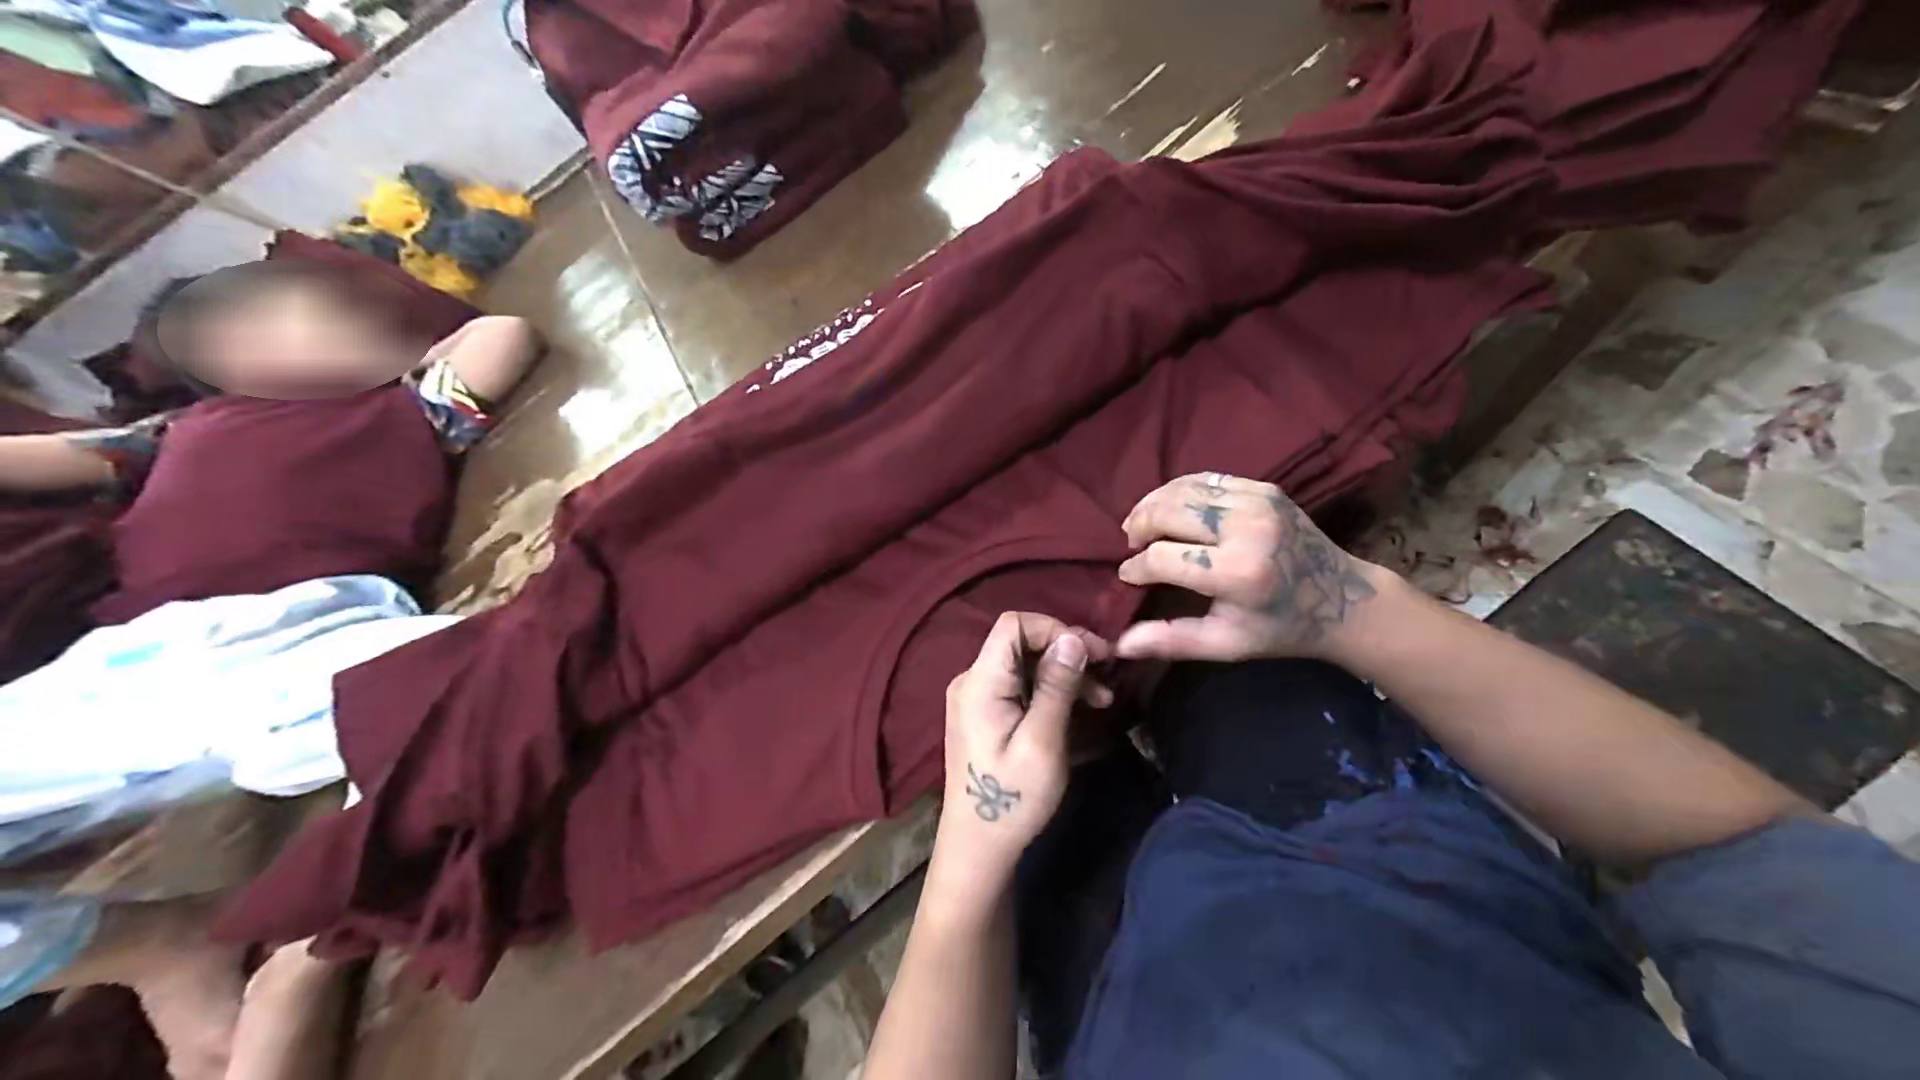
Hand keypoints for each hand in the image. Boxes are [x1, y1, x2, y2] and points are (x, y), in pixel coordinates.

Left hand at [929, 613, 1112, 910]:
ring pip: (1024, 663)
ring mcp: (976, 696)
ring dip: (1063, 673)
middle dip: (1066, 652)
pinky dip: (1049, 689)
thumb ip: (1056, 686)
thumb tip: (1074, 637)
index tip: (1093, 653)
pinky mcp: (985, 712)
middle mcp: (972, 680)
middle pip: (1021, 642)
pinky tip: (1078, 707)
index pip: (1013, 624)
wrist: (979, 845)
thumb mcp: (1043, 742)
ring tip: (1102, 699)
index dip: (1055, 628)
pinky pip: (1019, 685)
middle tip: (1107, 676)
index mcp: (980, 682)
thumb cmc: (1013, 799)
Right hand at [1115, 472, 1381, 661]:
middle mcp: (1247, 530)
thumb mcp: (1225, 644)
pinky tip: (1169, 509)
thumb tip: (1120, 645)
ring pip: (1181, 490)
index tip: (1128, 576)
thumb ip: (1171, 641)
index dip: (1135, 568)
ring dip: (1152, 505)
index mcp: (1238, 574)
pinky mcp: (1264, 488)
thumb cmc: (1279, 629)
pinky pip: (1205, 479)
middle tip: (1132, 544)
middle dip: (1139, 527)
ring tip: (1142, 525)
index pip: (1161, 558)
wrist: (1344, 599)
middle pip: (1167, 513)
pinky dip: (1178, 491)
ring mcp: (1258, 502)